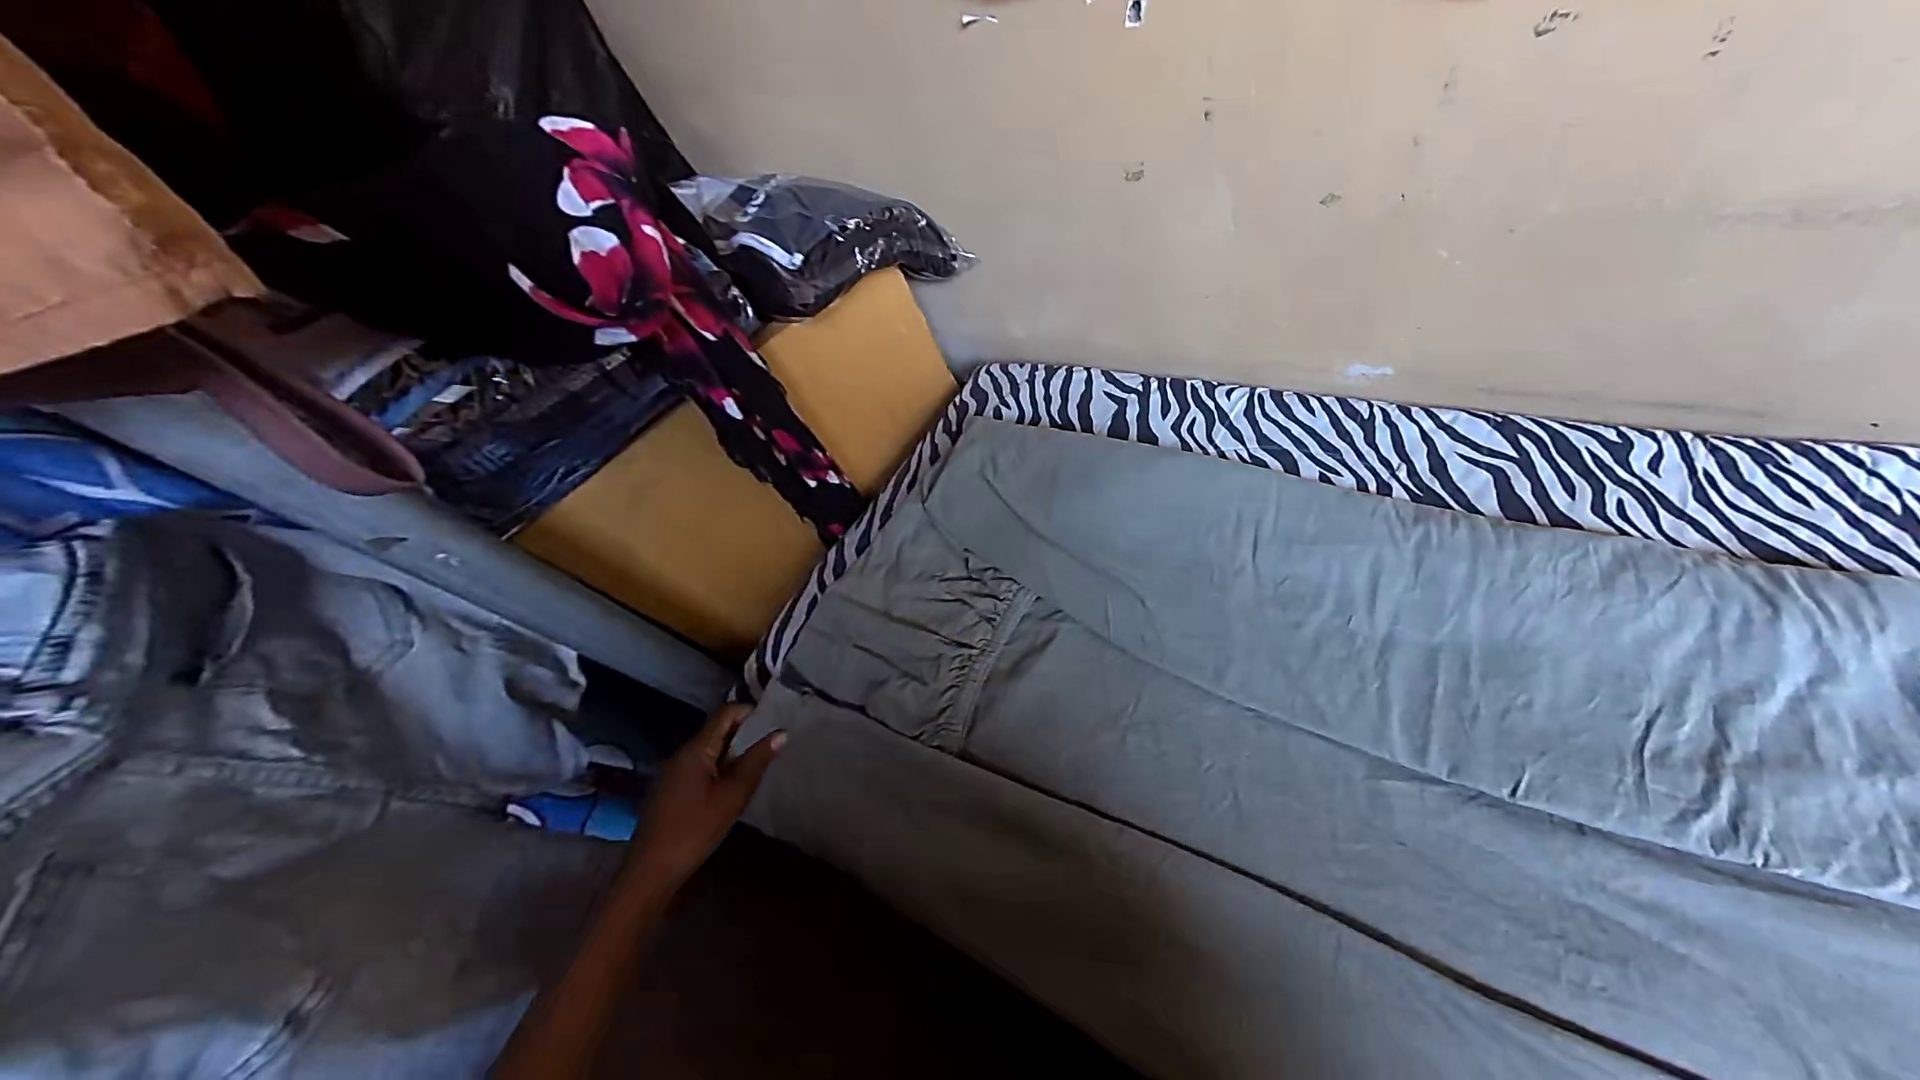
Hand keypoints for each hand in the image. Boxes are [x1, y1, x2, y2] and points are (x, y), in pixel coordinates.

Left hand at [629, 703, 784, 886]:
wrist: (651, 870)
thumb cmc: (695, 829)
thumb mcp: (733, 795)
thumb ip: (757, 761)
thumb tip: (781, 733)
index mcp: (696, 749)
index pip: (725, 713)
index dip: (750, 712)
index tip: (773, 724)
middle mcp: (683, 753)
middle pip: (717, 730)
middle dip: (745, 734)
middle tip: (772, 747)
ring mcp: (674, 772)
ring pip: (710, 750)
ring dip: (734, 754)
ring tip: (758, 767)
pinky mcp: (672, 789)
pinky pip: (701, 767)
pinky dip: (721, 769)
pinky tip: (733, 788)